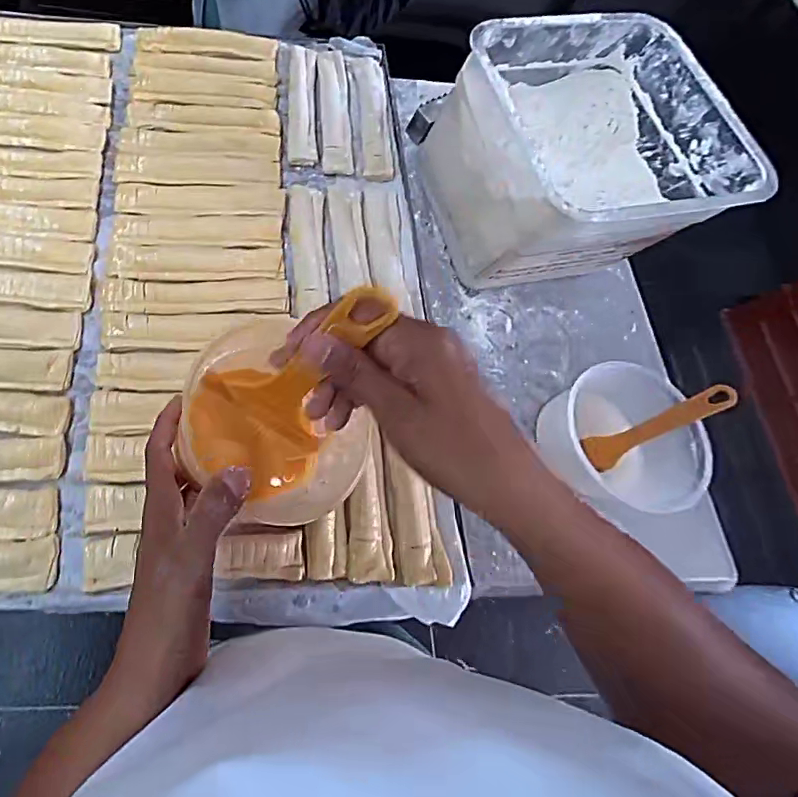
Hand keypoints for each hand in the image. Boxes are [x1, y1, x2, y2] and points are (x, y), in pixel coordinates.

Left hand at [103, 397, 250, 714]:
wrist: (153, 671)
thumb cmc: (165, 614)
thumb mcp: (190, 560)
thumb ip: (211, 514)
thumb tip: (236, 466)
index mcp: (159, 512)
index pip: (157, 453)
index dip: (167, 422)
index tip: (187, 394)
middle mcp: (165, 519)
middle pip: (173, 466)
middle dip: (191, 436)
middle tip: (225, 414)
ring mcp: (176, 541)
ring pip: (190, 489)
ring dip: (207, 465)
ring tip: (240, 445)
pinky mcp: (190, 559)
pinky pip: (205, 514)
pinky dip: (220, 497)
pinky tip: (244, 498)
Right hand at [273, 301, 552, 523]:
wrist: (510, 483)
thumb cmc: (452, 449)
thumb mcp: (394, 412)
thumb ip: (353, 372)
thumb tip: (312, 340)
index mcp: (418, 338)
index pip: (357, 313)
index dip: (318, 329)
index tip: (287, 355)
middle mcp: (426, 339)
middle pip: (364, 336)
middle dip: (329, 364)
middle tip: (303, 398)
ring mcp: (434, 360)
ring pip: (376, 358)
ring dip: (345, 383)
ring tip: (322, 420)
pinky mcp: (438, 380)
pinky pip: (394, 374)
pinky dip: (369, 392)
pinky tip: (349, 419)